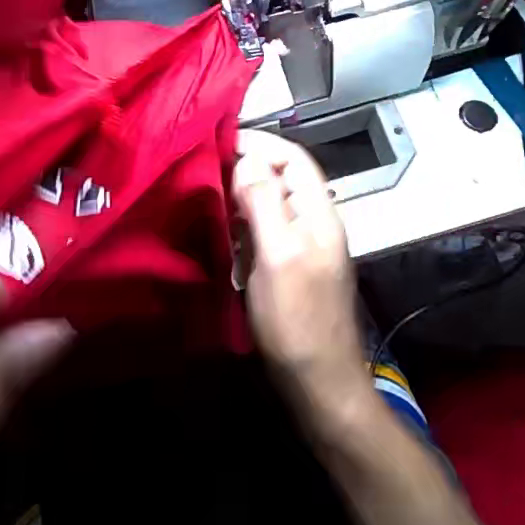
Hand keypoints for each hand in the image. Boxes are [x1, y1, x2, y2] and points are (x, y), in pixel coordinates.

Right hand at [231, 131, 368, 420]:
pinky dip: (245, 226)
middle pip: (283, 179)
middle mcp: (315, 223)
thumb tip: (248, 159)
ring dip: (243, 197)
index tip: (220, 143)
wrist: (319, 380)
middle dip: (247, 168)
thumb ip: (265, 203)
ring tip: (207, 196)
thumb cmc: (297, 318)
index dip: (261, 144)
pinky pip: (267, 233)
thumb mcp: (278, 254)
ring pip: (273, 205)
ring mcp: (305, 247)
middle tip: (204, 171)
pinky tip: (223, 233)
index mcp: (319, 213)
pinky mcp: (291, 269)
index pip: (294, 158)